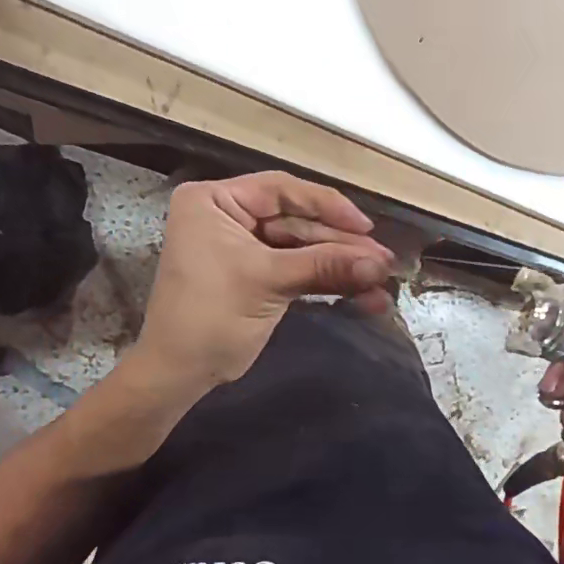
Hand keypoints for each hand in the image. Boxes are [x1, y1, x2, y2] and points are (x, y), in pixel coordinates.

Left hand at [135, 172, 394, 389]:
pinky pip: (301, 270)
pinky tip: (365, 295)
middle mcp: (230, 216)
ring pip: (304, 248)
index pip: (280, 190)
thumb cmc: (210, 316)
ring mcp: (247, 247)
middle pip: (298, 221)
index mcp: (215, 201)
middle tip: (383, 260)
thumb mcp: (268, 282)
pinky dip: (329, 282)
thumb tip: (379, 264)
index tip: (365, 226)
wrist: (180, 373)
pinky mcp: (261, 275)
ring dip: (342, 265)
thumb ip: (325, 266)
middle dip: (340, 244)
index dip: (327, 205)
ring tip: (382, 279)